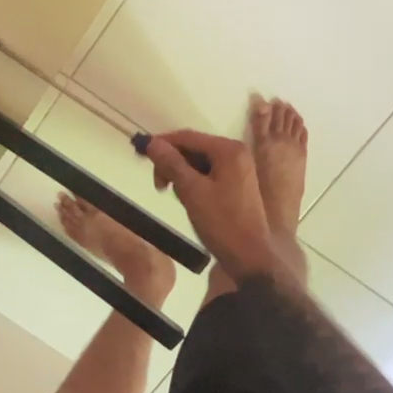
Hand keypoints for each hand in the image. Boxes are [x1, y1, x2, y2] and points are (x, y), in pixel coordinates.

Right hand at [143, 130, 279, 279]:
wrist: (250, 256)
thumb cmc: (222, 222)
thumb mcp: (192, 191)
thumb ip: (171, 164)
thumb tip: (151, 142)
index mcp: (228, 150)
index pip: (187, 137)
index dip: (162, 144)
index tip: (141, 156)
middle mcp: (236, 153)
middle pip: (194, 148)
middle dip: (173, 163)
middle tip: (160, 186)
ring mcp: (238, 169)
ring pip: (199, 163)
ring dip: (182, 176)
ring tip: (178, 197)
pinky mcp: (236, 184)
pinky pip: (208, 175)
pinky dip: (194, 183)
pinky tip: (189, 200)